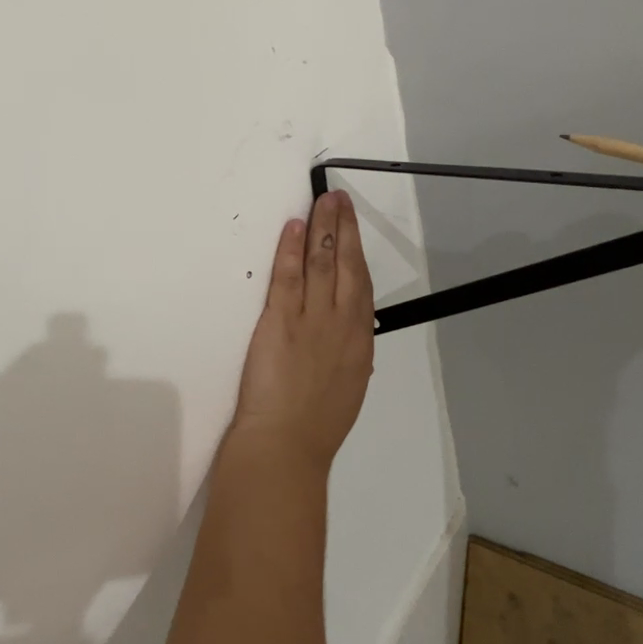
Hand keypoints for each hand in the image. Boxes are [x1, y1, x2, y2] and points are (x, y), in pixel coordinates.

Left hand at [228, 191, 376, 468]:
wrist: (286, 444)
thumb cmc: (315, 426)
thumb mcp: (348, 389)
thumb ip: (349, 358)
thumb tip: (348, 340)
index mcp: (359, 342)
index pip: (362, 288)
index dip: (358, 254)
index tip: (354, 232)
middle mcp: (341, 324)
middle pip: (347, 265)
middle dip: (344, 229)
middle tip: (340, 200)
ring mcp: (311, 319)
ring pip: (321, 263)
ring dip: (322, 228)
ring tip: (322, 202)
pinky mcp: (280, 321)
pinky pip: (287, 276)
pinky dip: (290, 249)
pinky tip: (293, 228)